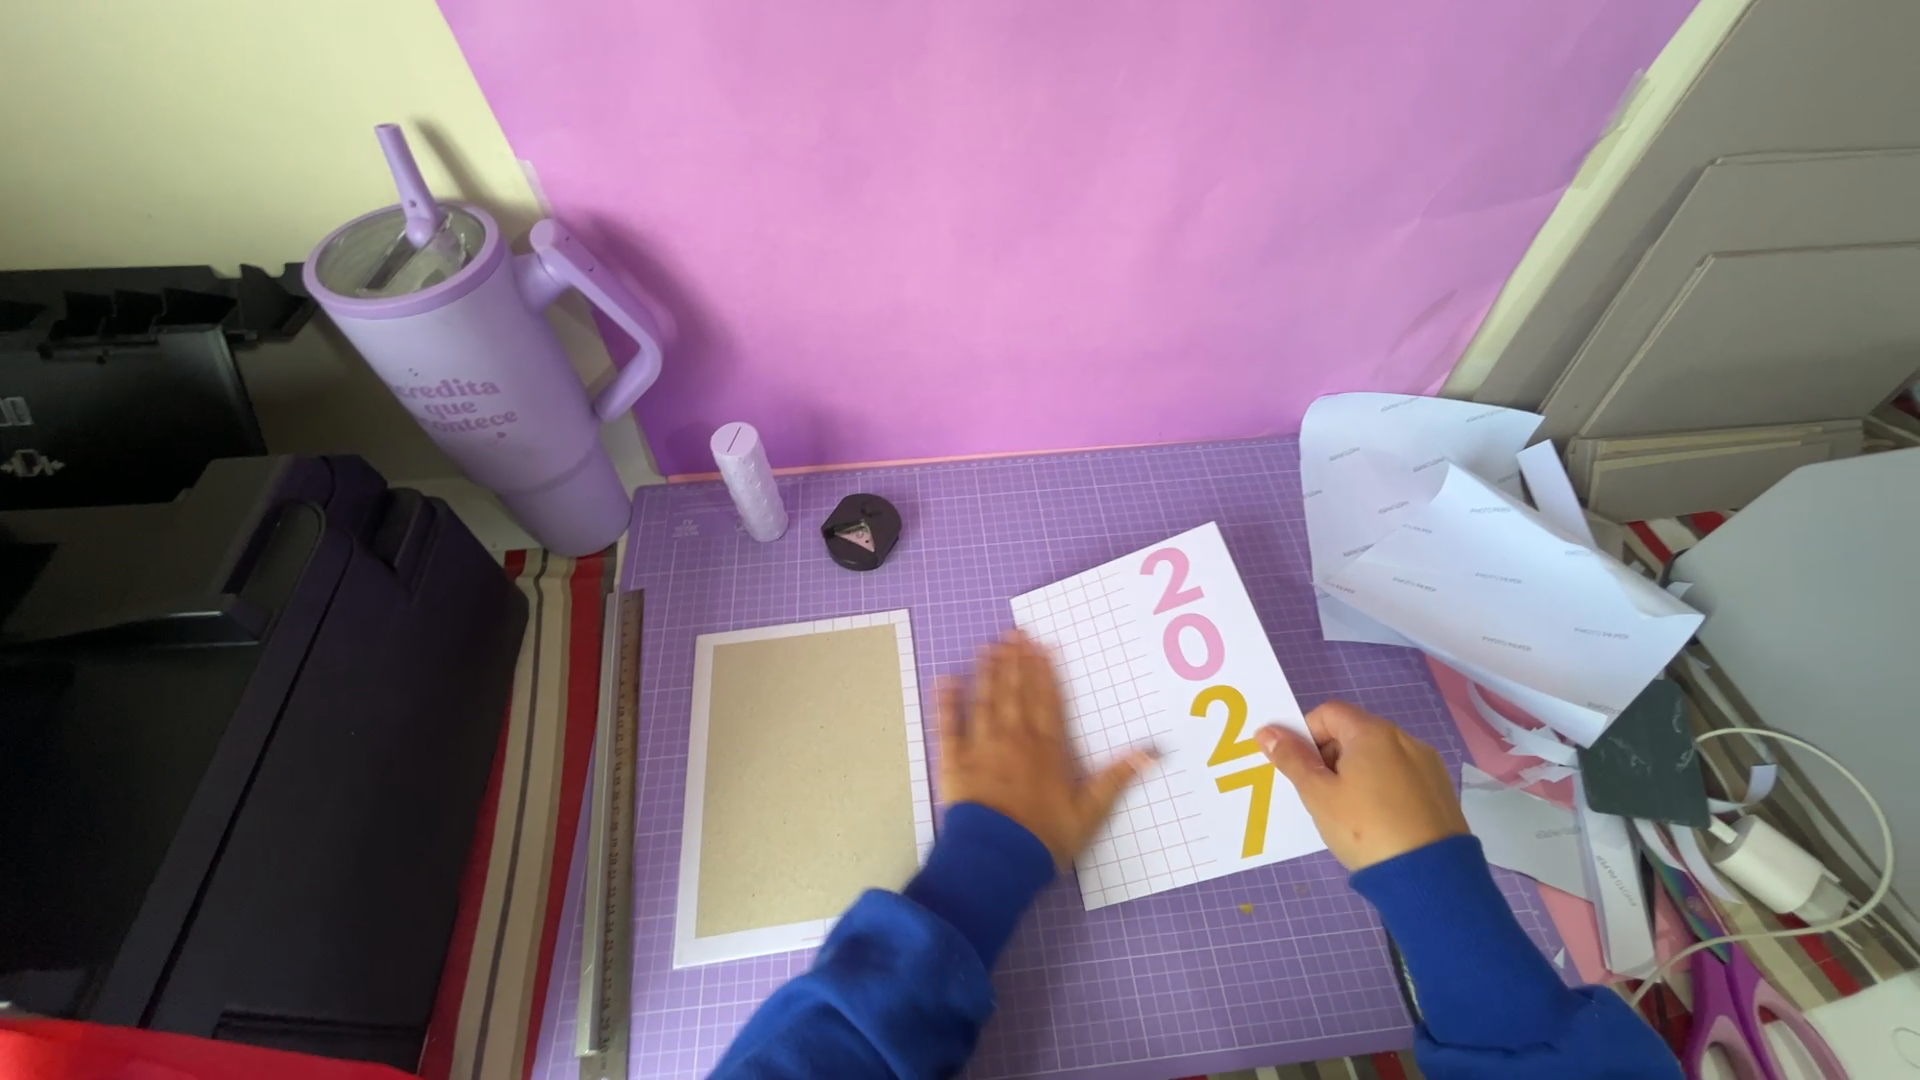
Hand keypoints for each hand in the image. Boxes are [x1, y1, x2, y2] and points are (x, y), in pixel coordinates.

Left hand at [938, 631, 1153, 863]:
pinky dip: (947, 702)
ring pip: (986, 700)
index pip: (1046, 701)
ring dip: (988, 672)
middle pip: (1015, 693)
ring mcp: (982, 746)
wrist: (997, 859)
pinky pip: (950, 725)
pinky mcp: (955, 760)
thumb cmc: (1043, 836)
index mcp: (1046, 748)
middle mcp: (1014, 738)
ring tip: (989, 647)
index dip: (1043, 672)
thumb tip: (1151, 752)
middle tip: (1014, 634)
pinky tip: (946, 679)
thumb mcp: (1089, 812)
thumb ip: (1115, 778)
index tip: (1041, 646)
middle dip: (1016, 662)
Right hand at [1257, 701, 1467, 870]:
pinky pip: (1400, 776)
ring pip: (1377, 756)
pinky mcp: (1441, 791)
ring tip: (1350, 811)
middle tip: (1322, 793)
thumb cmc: (1364, 828)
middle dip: (1330, 756)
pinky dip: (1382, 788)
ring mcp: (1427, 765)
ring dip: (1356, 772)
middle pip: (1353, 732)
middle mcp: (1405, 739)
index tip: (1303, 769)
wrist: (1430, 880)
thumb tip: (1267, 732)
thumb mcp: (1317, 794)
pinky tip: (1378, 820)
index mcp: (1373, 732)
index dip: (1307, 735)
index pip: (1327, 713)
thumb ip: (1291, 758)